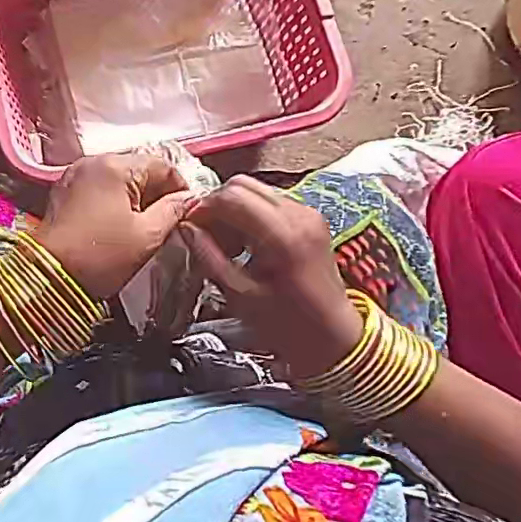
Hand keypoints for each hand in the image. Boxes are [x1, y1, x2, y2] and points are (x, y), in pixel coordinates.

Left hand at [35, 152, 197, 295]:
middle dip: (157, 192)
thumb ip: (173, 211)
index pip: (163, 165)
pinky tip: (119, 225)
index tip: (187, 212)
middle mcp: (92, 162)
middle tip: (167, 221)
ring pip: (119, 179)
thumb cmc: (99, 257)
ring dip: (135, 198)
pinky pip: (99, 188)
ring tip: (144, 226)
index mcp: (114, 166)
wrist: (49, 278)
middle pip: (139, 168)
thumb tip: (189, 200)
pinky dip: (114, 201)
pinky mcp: (64, 192)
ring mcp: (75, 175)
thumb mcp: (146, 235)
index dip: (181, 188)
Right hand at [181, 176, 362, 376]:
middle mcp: (299, 215)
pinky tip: (243, 243)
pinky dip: (249, 215)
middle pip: (243, 185)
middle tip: (203, 231)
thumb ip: (209, 257)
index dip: (204, 206)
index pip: (232, 195)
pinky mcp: (310, 218)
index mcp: (283, 234)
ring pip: (256, 190)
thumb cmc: (288, 325)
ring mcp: (308, 214)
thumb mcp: (240, 295)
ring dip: (232, 209)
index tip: (189, 224)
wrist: (333, 337)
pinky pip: (270, 202)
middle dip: (217, 204)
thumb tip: (187, 229)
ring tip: (223, 242)